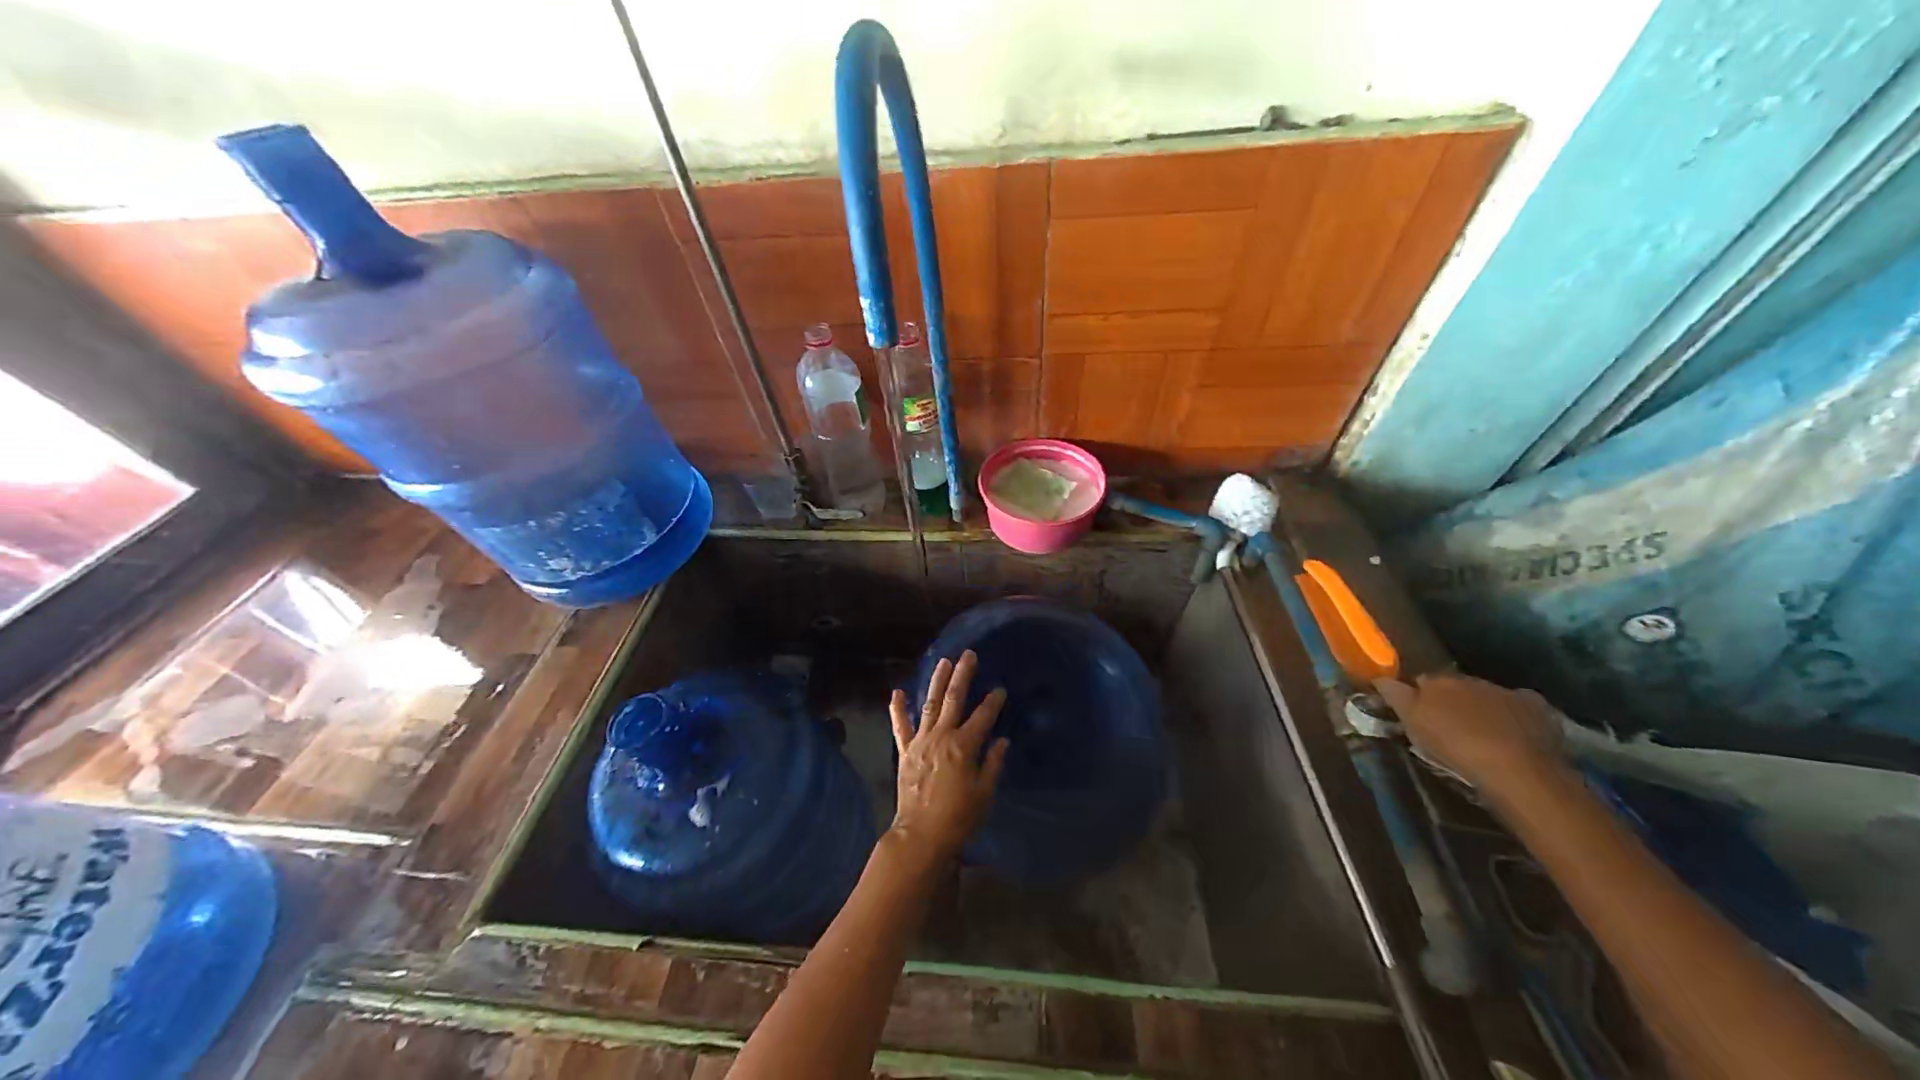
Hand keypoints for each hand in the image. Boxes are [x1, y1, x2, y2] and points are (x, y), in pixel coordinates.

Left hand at [889, 650, 1009, 862]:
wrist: (920, 835)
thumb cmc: (958, 818)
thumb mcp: (984, 793)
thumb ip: (992, 764)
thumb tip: (1001, 740)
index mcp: (964, 746)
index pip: (983, 716)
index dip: (993, 702)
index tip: (999, 689)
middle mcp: (941, 737)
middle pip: (954, 699)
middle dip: (963, 675)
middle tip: (969, 655)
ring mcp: (920, 742)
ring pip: (930, 704)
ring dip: (937, 682)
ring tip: (943, 662)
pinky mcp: (905, 752)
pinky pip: (901, 726)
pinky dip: (898, 708)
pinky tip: (898, 692)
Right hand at [1375, 673, 1563, 791]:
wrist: (1515, 767)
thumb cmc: (1454, 746)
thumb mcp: (1414, 724)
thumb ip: (1396, 697)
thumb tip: (1380, 678)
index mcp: (1437, 682)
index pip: (1422, 681)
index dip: (1419, 696)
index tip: (1418, 714)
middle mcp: (1470, 679)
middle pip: (1456, 687)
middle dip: (1452, 700)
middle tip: (1450, 725)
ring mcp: (1505, 691)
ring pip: (1486, 695)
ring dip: (1481, 707)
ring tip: (1482, 731)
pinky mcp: (1535, 707)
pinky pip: (1519, 704)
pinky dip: (1514, 713)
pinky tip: (1515, 729)